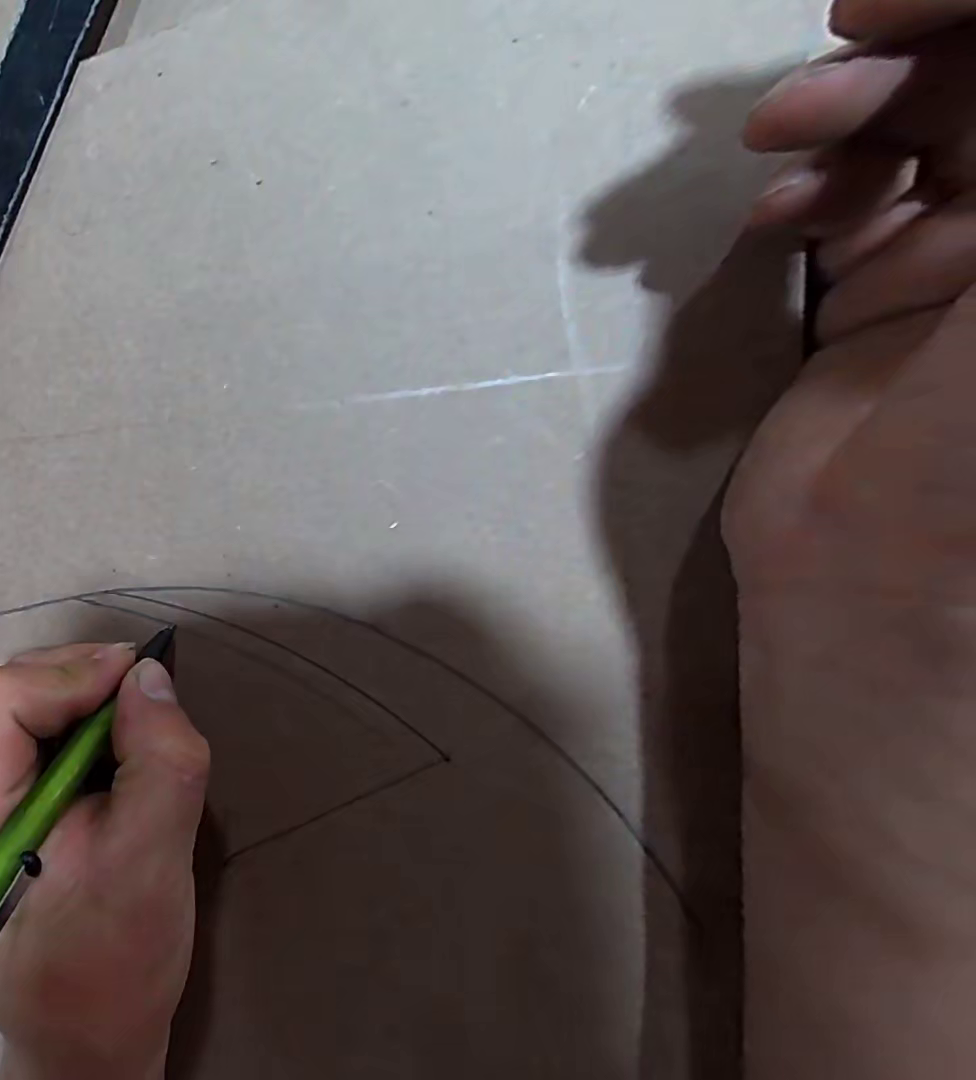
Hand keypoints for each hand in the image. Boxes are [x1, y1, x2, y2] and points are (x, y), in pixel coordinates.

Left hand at [0, 643, 209, 1079]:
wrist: (81, 1047)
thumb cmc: (114, 970)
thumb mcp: (156, 863)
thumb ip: (160, 759)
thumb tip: (148, 677)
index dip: (69, 673)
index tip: (135, 674)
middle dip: (73, 678)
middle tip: (137, 686)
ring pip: (5, 715)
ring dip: (70, 698)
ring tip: (126, 712)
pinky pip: (12, 742)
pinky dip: (62, 726)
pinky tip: (100, 742)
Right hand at [733, 3, 975, 600]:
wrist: (896, 567)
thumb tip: (963, 42)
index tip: (886, 2)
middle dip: (919, 44)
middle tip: (825, 63)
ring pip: (929, 120)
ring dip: (846, 116)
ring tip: (777, 140)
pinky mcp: (894, 288)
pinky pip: (851, 204)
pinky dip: (808, 193)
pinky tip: (779, 217)